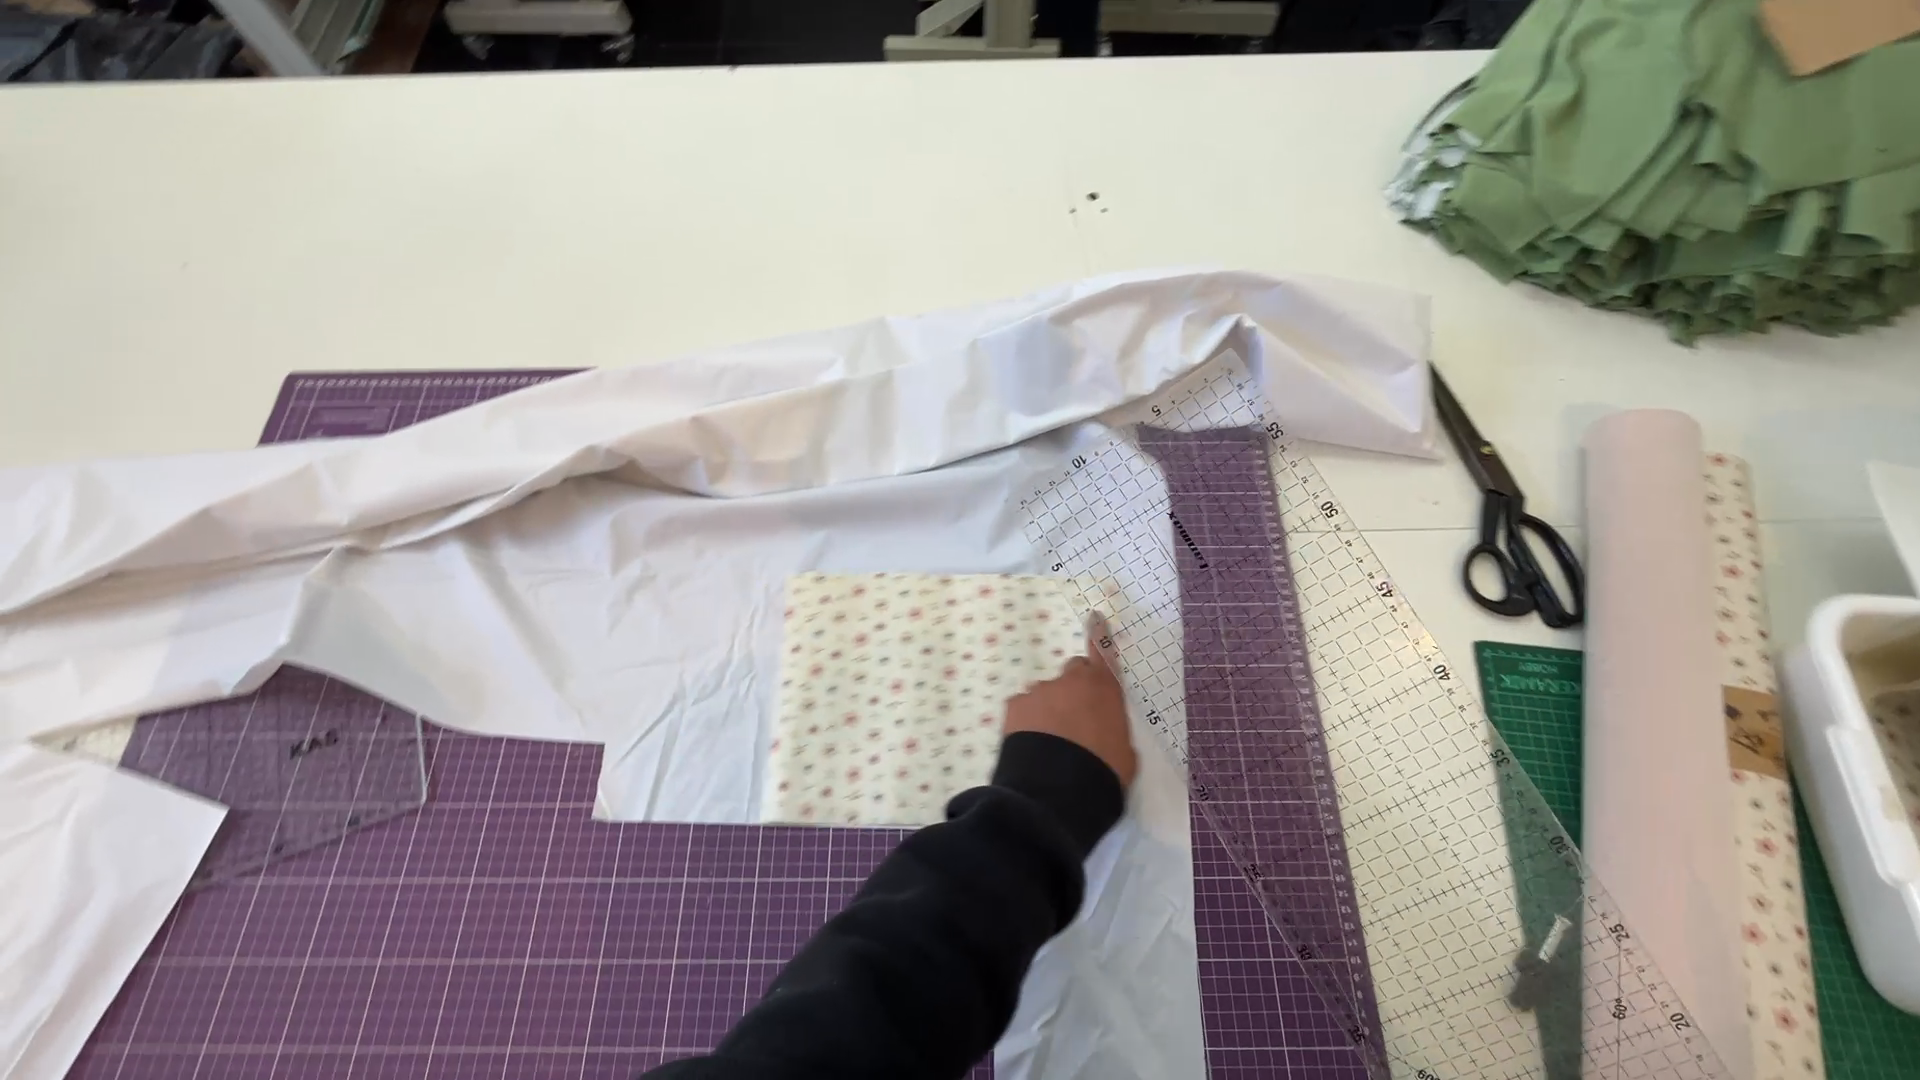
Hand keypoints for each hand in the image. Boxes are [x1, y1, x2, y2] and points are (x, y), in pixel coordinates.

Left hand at [1003, 612, 1138, 789]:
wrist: (1057, 791)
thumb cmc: (1103, 771)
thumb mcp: (1124, 753)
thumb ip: (1114, 731)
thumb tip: (1104, 733)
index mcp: (1104, 689)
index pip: (1103, 651)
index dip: (1099, 633)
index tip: (1094, 616)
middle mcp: (1071, 681)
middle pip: (1073, 672)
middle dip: (1075, 688)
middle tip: (1074, 718)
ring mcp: (1040, 690)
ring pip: (1046, 694)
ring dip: (1049, 710)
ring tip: (1048, 744)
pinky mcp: (1015, 705)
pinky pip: (1024, 708)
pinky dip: (1027, 721)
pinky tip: (1030, 746)